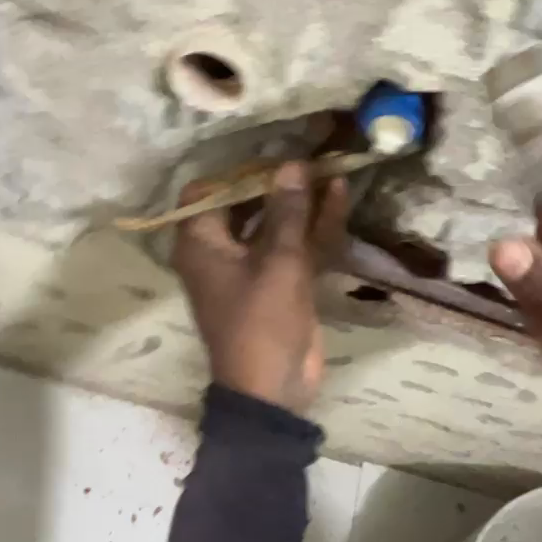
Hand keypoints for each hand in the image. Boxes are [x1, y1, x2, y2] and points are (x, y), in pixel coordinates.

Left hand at [172, 163, 349, 413]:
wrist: (272, 390)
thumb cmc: (261, 324)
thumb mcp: (277, 264)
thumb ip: (287, 212)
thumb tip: (292, 164)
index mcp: (201, 243)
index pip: (208, 190)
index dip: (238, 170)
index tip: (273, 154)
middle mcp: (221, 249)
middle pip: (246, 202)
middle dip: (279, 179)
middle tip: (310, 151)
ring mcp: (252, 266)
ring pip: (276, 223)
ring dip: (302, 199)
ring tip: (333, 165)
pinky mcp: (280, 282)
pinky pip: (294, 245)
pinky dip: (314, 226)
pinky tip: (341, 195)